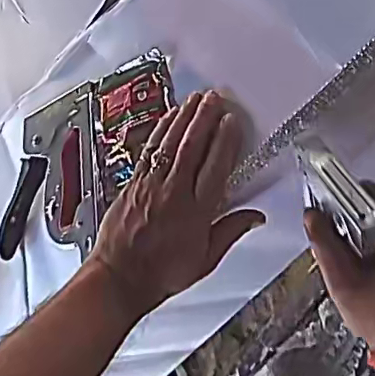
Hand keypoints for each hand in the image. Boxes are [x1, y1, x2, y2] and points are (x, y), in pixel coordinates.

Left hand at [86, 91, 264, 318]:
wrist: (119, 277)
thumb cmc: (161, 272)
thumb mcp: (205, 259)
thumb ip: (231, 231)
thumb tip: (254, 216)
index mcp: (196, 212)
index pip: (216, 167)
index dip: (225, 141)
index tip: (232, 122)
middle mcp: (173, 193)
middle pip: (192, 147)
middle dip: (205, 118)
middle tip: (216, 98)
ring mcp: (151, 185)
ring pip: (170, 143)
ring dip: (184, 117)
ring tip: (196, 99)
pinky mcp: (134, 182)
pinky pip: (150, 149)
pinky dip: (161, 130)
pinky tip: (169, 117)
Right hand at [303, 183, 374, 348]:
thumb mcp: (341, 278)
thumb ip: (324, 243)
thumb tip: (311, 213)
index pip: (367, 191)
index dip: (341, 194)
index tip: (323, 205)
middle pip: (371, 202)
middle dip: (346, 211)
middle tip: (326, 229)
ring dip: (354, 223)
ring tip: (336, 242)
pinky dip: (365, 233)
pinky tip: (351, 253)